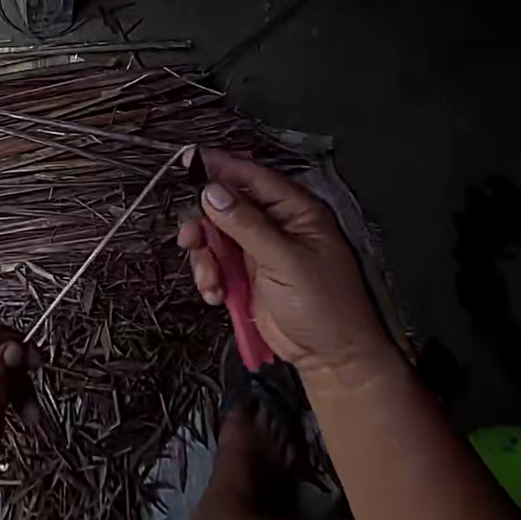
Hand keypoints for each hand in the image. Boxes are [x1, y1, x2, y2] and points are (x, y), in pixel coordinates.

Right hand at [178, 151, 388, 377]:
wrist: (330, 358)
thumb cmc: (324, 305)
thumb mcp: (285, 260)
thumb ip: (246, 224)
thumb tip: (213, 192)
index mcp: (295, 210)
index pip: (251, 177)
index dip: (220, 168)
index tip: (190, 161)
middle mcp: (274, 224)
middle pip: (224, 206)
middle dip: (204, 223)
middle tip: (192, 239)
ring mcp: (257, 250)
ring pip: (214, 236)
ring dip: (205, 258)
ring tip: (211, 281)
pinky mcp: (245, 274)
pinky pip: (214, 263)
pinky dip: (209, 277)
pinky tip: (217, 294)